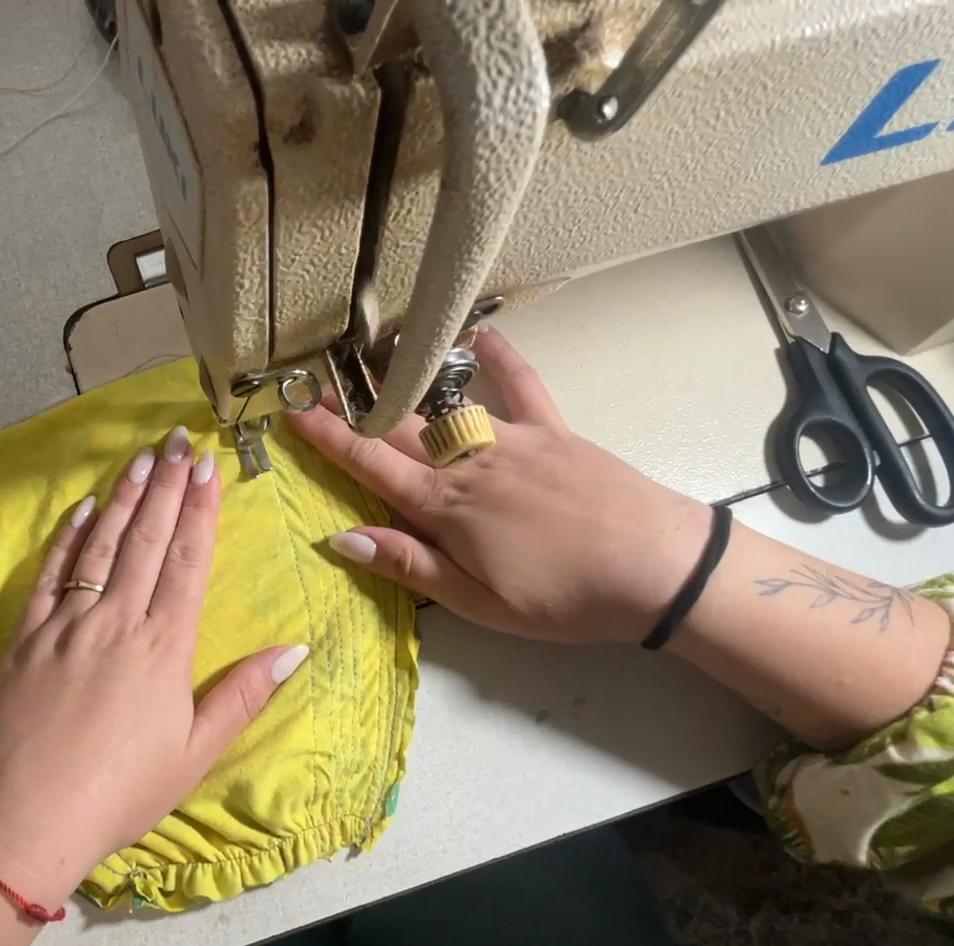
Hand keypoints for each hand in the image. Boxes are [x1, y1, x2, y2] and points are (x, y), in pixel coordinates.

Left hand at [0, 427, 308, 901]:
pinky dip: (68, 536)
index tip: (209, 467)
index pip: (187, 561)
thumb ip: (243, 695)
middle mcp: (117, 620)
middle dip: (168, 487)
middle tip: (181, 441)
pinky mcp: (26, 635)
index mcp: (164, 646)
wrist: (24, 816)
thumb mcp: (194, 753)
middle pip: (147, 539)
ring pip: (101, 545)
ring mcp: (67, 622)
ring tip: (143, 458)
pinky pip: (50, 572)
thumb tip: (296, 648)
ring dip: (124, 497)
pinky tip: (83, 508)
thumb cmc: (119, 791)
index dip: (201, 511)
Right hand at [286, 328, 709, 644]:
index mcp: (445, 508)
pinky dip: (501, 359)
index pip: (371, 466)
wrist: (659, 569)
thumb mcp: (479, 603)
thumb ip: (411, 566)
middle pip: (398, 430)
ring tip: (373, 361)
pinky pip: (521, 387)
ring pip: (444, 405)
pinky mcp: (554, 432)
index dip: (328, 440)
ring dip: (403, 384)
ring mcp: (512, 441)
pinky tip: (483, 335)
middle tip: (316, 386)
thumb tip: (344, 538)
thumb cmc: (563, 599)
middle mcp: (469, 464)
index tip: (293, 413)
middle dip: (353, 409)